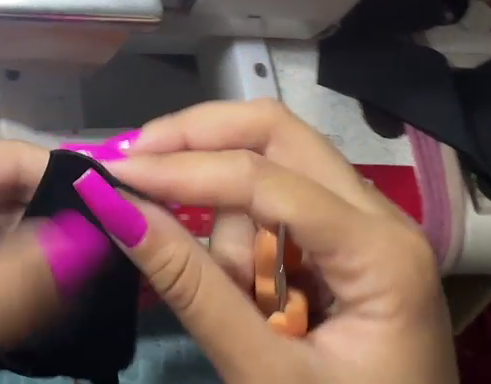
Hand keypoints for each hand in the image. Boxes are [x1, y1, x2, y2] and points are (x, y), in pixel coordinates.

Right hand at [82, 100, 457, 383]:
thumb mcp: (264, 377)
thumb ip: (190, 287)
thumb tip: (114, 206)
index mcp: (379, 252)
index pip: (261, 177)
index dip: (178, 168)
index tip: (110, 172)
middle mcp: (380, 216)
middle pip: (274, 132)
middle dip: (197, 141)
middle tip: (134, 164)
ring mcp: (367, 224)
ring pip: (272, 161)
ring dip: (225, 207)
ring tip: (232, 298)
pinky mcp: (346, 242)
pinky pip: (279, 199)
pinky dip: (240, 222)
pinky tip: (240, 283)